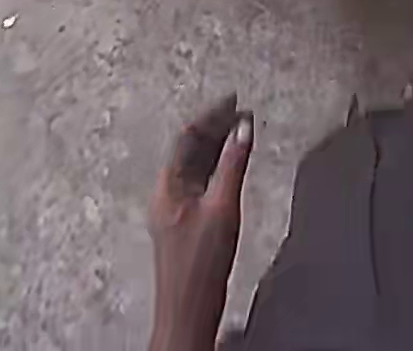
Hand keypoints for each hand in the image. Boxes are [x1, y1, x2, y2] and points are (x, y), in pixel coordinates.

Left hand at [149, 96, 253, 350]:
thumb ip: (234, 164)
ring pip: (198, 163)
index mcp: (168, 186)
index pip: (187, 137)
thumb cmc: (201, 263)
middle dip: (217, 127)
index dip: (211, 114)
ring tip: (243, 128)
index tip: (233, 99)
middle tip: (242, 111)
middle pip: (191, 148)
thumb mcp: (222, 207)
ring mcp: (177, 207)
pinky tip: (235, 160)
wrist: (190, 312)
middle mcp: (168, 192)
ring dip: (220, 144)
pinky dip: (220, 164)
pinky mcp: (188, 219)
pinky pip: (203, 178)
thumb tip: (244, 127)